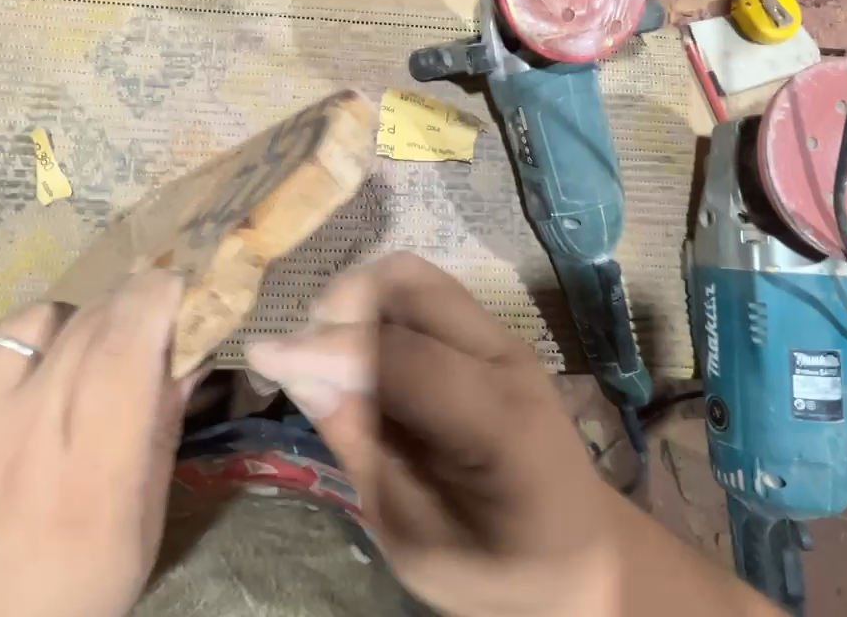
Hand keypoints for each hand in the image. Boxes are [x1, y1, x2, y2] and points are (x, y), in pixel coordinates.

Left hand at [0, 270, 189, 616]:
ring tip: (64, 372)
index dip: (159, 295)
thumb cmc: (55, 606)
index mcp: (91, 467)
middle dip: (126, 308)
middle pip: (90, 316)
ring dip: (68, 332)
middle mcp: (24, 427)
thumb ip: (159, 438)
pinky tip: (3, 421)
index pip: (130, 334)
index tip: (177, 291)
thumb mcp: (133, 541)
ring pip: (35, 319)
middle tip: (137, 328)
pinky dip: (9, 374)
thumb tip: (187, 356)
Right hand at [247, 252, 772, 616]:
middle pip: (410, 287)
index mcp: (501, 428)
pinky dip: (377, 304)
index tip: (264, 355)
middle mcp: (508, 361)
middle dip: (341, 306)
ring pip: (414, 276)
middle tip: (302, 356)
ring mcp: (505, 338)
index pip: (404, 357)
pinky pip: (422, 292)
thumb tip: (300, 372)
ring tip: (327, 350)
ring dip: (358, 298)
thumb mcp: (416, 539)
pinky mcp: (493, 332)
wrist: (581, 554)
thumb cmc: (498, 570)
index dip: (328, 349)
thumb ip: (360, 448)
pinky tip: (359, 348)